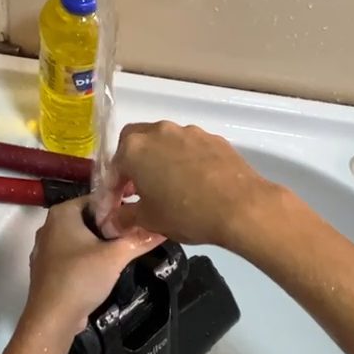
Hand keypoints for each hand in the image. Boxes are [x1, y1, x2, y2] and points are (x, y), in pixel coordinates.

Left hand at [21, 200, 164, 338]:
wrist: (52, 318)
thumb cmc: (80, 278)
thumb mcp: (115, 256)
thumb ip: (139, 240)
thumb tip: (163, 228)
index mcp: (62, 213)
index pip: (96, 198)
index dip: (119, 204)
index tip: (139, 214)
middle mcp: (50, 226)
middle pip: (88, 218)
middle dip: (111, 226)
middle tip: (136, 233)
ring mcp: (46, 248)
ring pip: (80, 238)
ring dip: (100, 244)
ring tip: (124, 250)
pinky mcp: (47, 269)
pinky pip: (72, 255)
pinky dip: (88, 258)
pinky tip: (104, 270)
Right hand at [108, 121, 281, 248]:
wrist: (242, 207)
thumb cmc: (186, 213)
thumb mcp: (149, 220)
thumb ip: (124, 217)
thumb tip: (111, 222)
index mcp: (134, 148)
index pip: (113, 167)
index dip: (111, 190)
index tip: (114, 208)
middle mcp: (159, 131)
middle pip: (135, 143)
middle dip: (132, 164)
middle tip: (138, 189)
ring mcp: (188, 132)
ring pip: (164, 142)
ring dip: (159, 160)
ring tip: (167, 186)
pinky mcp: (213, 138)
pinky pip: (189, 147)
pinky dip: (185, 161)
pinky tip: (194, 183)